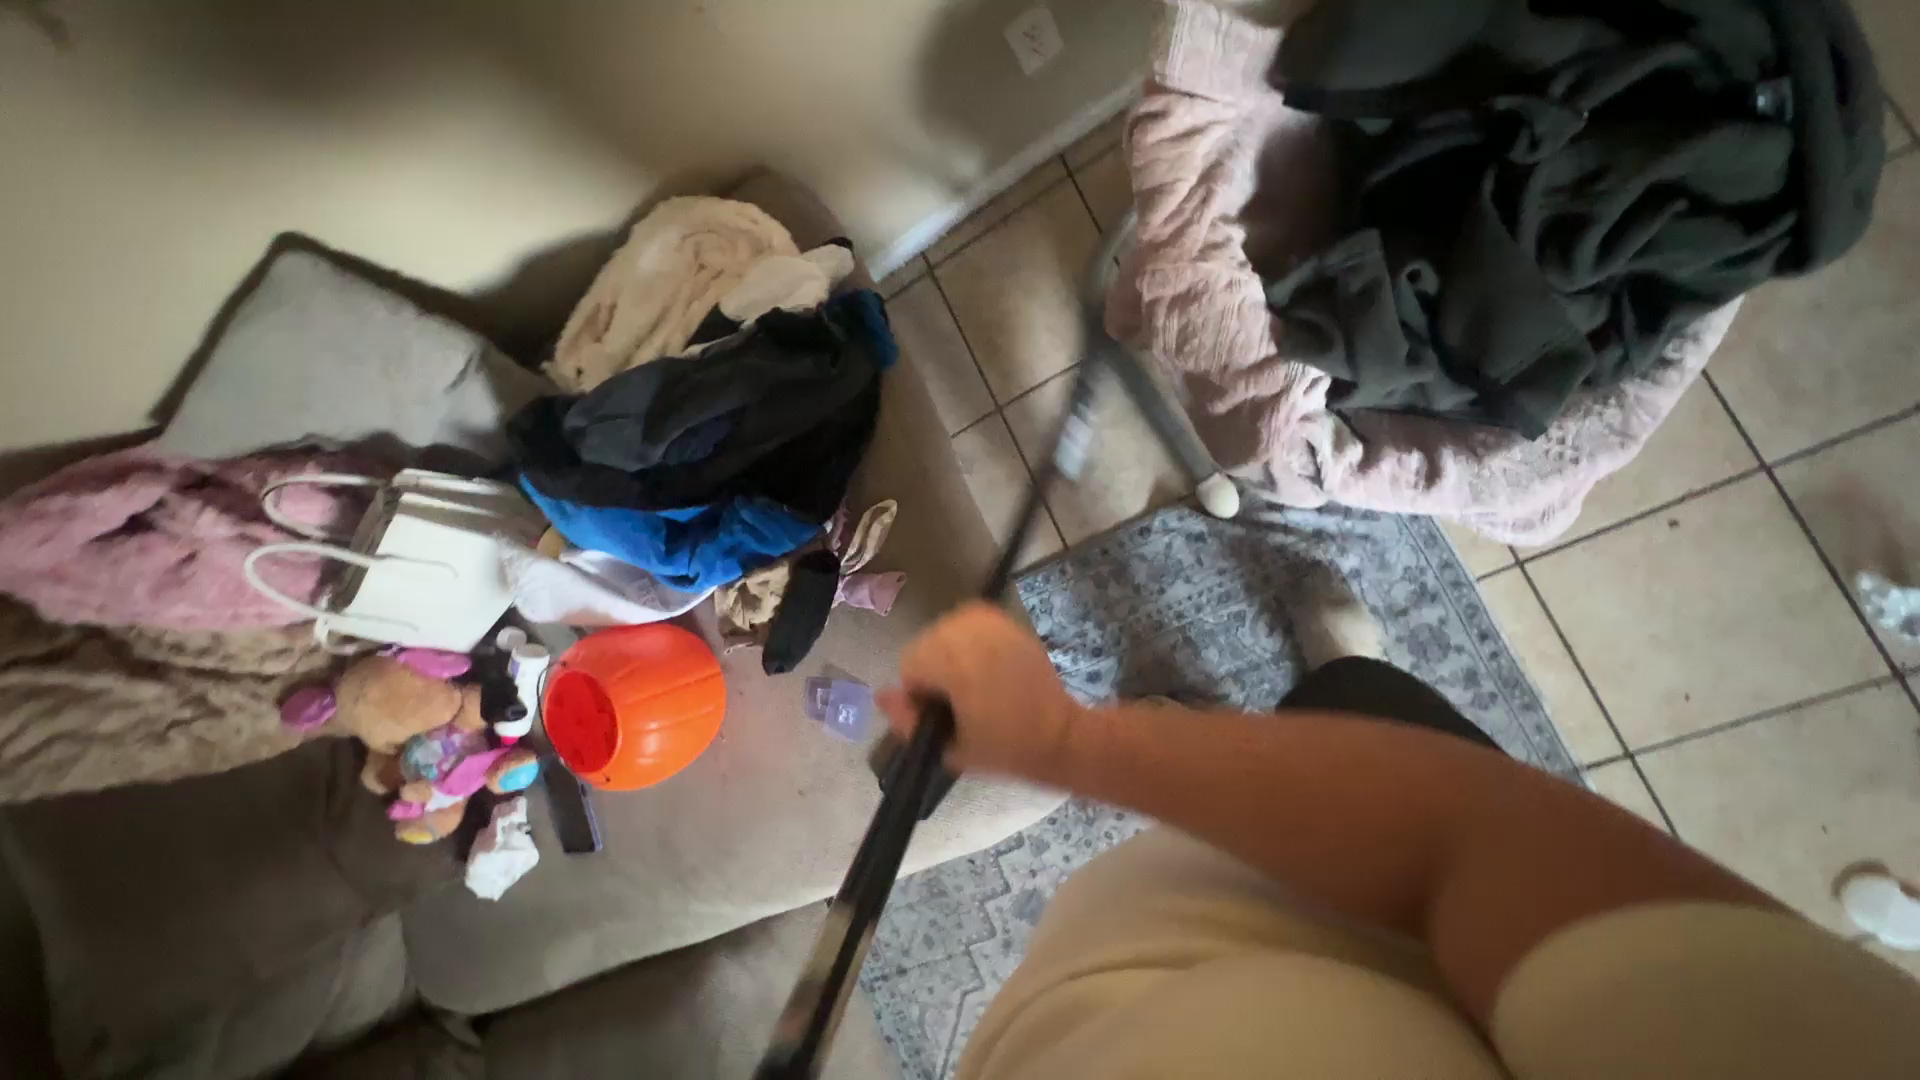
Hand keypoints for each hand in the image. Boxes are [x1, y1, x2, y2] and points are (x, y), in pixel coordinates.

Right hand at [878, 601, 1082, 779]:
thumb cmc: (1005, 747)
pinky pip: (966, 624)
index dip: (921, 694)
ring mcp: (988, 620)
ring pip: (944, 632)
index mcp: (952, 659)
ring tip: (974, 686)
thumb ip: (908, 721)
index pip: (909, 665)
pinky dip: (967, 642)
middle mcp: (966, 630)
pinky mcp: (1003, 620)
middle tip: (961, 703)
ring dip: (950, 655)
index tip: (946, 715)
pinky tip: (984, 667)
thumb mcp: (949, 747)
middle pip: (925, 645)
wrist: (1059, 734)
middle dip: (935, 671)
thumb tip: (882, 695)